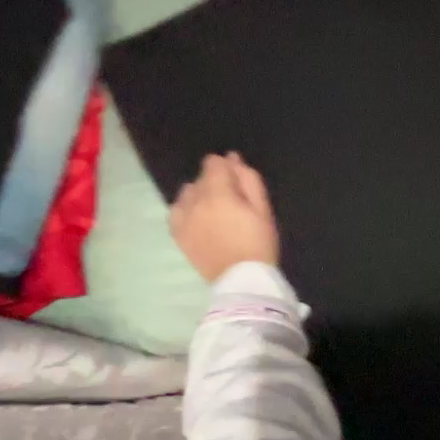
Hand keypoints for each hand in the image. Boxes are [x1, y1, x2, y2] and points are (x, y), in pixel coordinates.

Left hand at [169, 153, 279, 282]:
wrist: (242, 281)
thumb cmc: (258, 244)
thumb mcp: (263, 209)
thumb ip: (248, 179)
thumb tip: (233, 159)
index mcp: (217, 193)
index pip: (213, 163)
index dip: (228, 169)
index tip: (239, 184)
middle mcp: (194, 202)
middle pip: (200, 178)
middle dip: (215, 183)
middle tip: (233, 204)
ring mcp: (182, 219)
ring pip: (186, 193)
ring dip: (199, 196)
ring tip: (215, 213)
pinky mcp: (177, 235)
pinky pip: (176, 211)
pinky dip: (186, 211)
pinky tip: (199, 221)